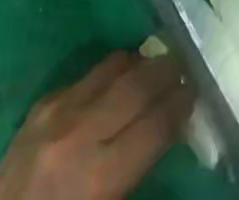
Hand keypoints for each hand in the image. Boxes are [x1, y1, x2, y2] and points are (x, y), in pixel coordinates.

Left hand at [0, 51, 193, 199]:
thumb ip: (143, 165)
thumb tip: (174, 125)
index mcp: (101, 175)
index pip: (159, 121)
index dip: (185, 102)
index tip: (198, 92)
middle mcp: (79, 133)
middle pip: (140, 82)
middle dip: (170, 70)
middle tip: (187, 68)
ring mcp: (55, 113)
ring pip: (115, 65)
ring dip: (142, 64)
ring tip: (156, 69)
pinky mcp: (39, 105)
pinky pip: (87, 75)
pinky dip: (111, 75)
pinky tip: (118, 86)